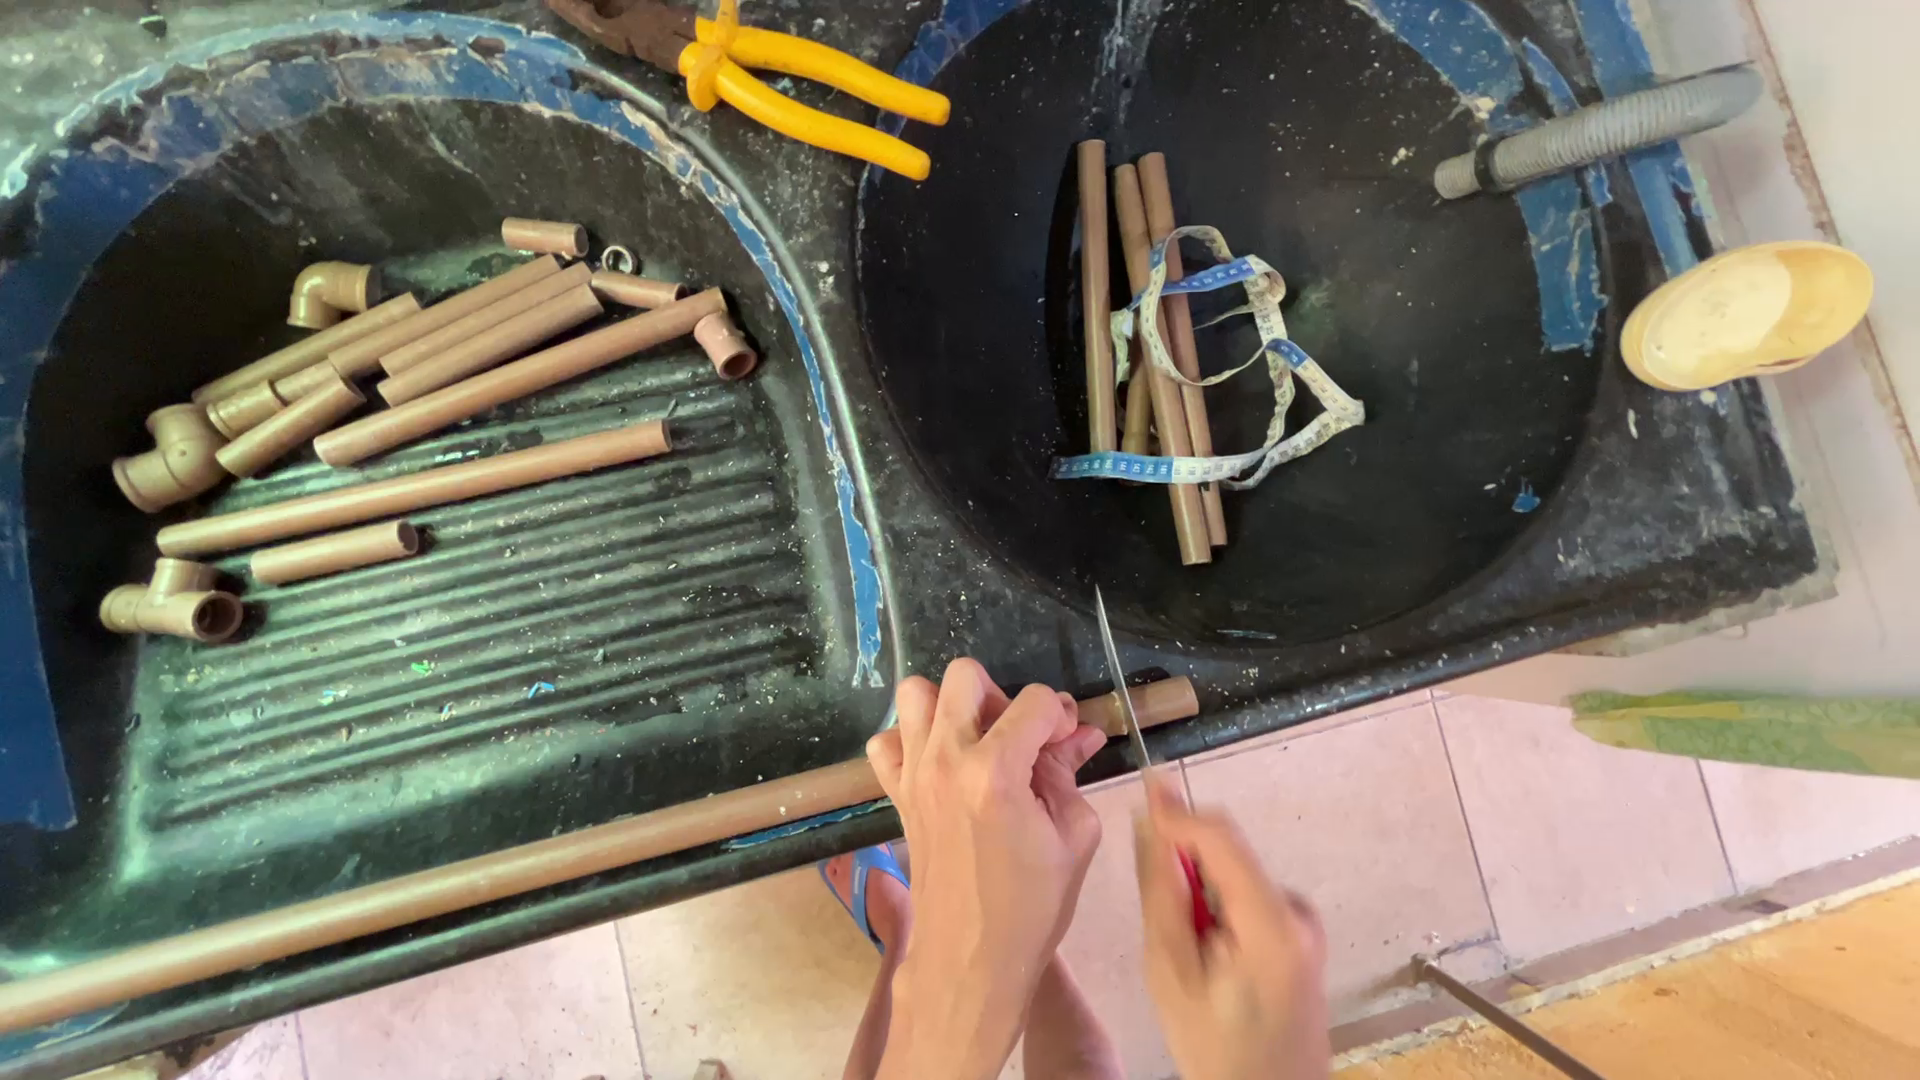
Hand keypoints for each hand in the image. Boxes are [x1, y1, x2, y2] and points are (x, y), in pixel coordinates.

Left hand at [867, 658, 1108, 1079]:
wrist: (970, 961)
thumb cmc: (1032, 906)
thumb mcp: (1073, 837)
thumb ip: (1069, 772)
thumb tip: (1080, 732)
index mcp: (995, 771)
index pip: (1036, 701)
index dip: (1061, 716)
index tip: (1068, 742)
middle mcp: (946, 758)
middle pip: (965, 676)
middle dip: (1001, 696)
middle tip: (1019, 738)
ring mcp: (913, 772)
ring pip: (916, 693)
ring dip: (951, 706)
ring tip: (977, 742)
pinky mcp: (896, 792)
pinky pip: (886, 741)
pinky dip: (910, 739)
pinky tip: (939, 763)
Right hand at [1135, 777, 1329, 1079]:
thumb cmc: (1212, 1045)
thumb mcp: (1169, 969)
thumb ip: (1160, 888)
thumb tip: (1148, 818)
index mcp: (1271, 923)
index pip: (1220, 837)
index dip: (1177, 810)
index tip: (1141, 787)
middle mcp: (1298, 912)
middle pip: (1226, 854)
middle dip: (1185, 863)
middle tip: (1160, 911)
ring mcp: (1306, 923)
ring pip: (1232, 874)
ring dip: (1200, 890)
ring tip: (1187, 947)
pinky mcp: (1302, 933)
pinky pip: (1246, 894)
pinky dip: (1218, 908)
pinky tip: (1211, 955)